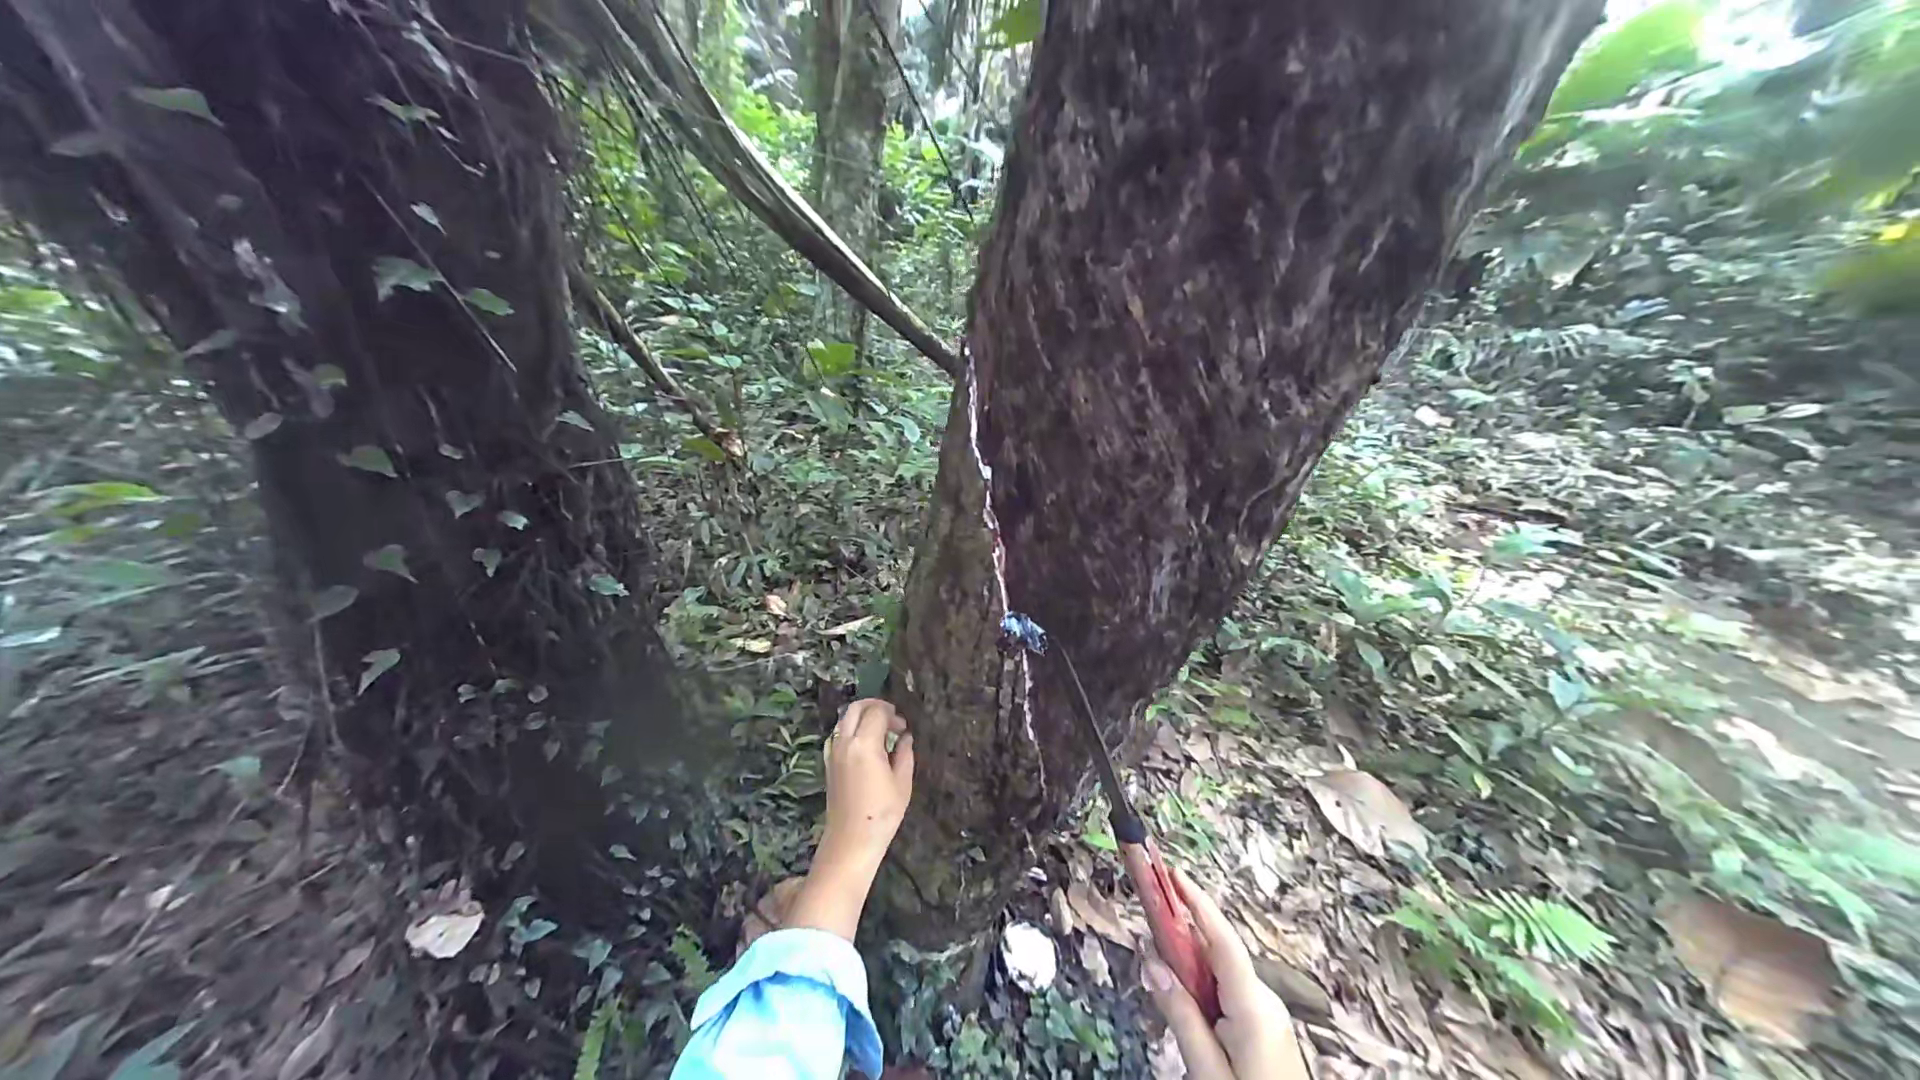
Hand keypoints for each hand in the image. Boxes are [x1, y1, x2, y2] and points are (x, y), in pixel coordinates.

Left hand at [785, 699, 914, 940]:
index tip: (904, 729)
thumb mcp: (902, 782)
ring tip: (880, 730)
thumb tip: (905, 737)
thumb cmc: (882, 813)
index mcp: (865, 744)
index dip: (893, 715)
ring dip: (862, 716)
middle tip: (891, 718)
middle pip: (856, 708)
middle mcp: (844, 742)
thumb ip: (904, 753)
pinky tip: (864, 744)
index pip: (877, 713)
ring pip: (844, 719)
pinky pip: (838, 734)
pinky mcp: (828, 762)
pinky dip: (851, 729)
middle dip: (875, 706)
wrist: (851, 840)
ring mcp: (833, 752)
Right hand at [1143, 867, 1307, 1079]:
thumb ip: (1181, 1015)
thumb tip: (1151, 961)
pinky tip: (1190, 1013)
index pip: (1223, 941)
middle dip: (1182, 941)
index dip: (1198, 902)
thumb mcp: (1208, 1072)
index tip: (1173, 872)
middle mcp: (1266, 1000)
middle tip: (1148, 939)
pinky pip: (1229, 994)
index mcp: (1254, 1007)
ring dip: (1190, 971)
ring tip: (1164, 989)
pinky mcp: (1268, 1028)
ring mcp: (1270, 1014)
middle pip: (1218, 955)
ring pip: (1221, 976)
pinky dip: (1204, 990)